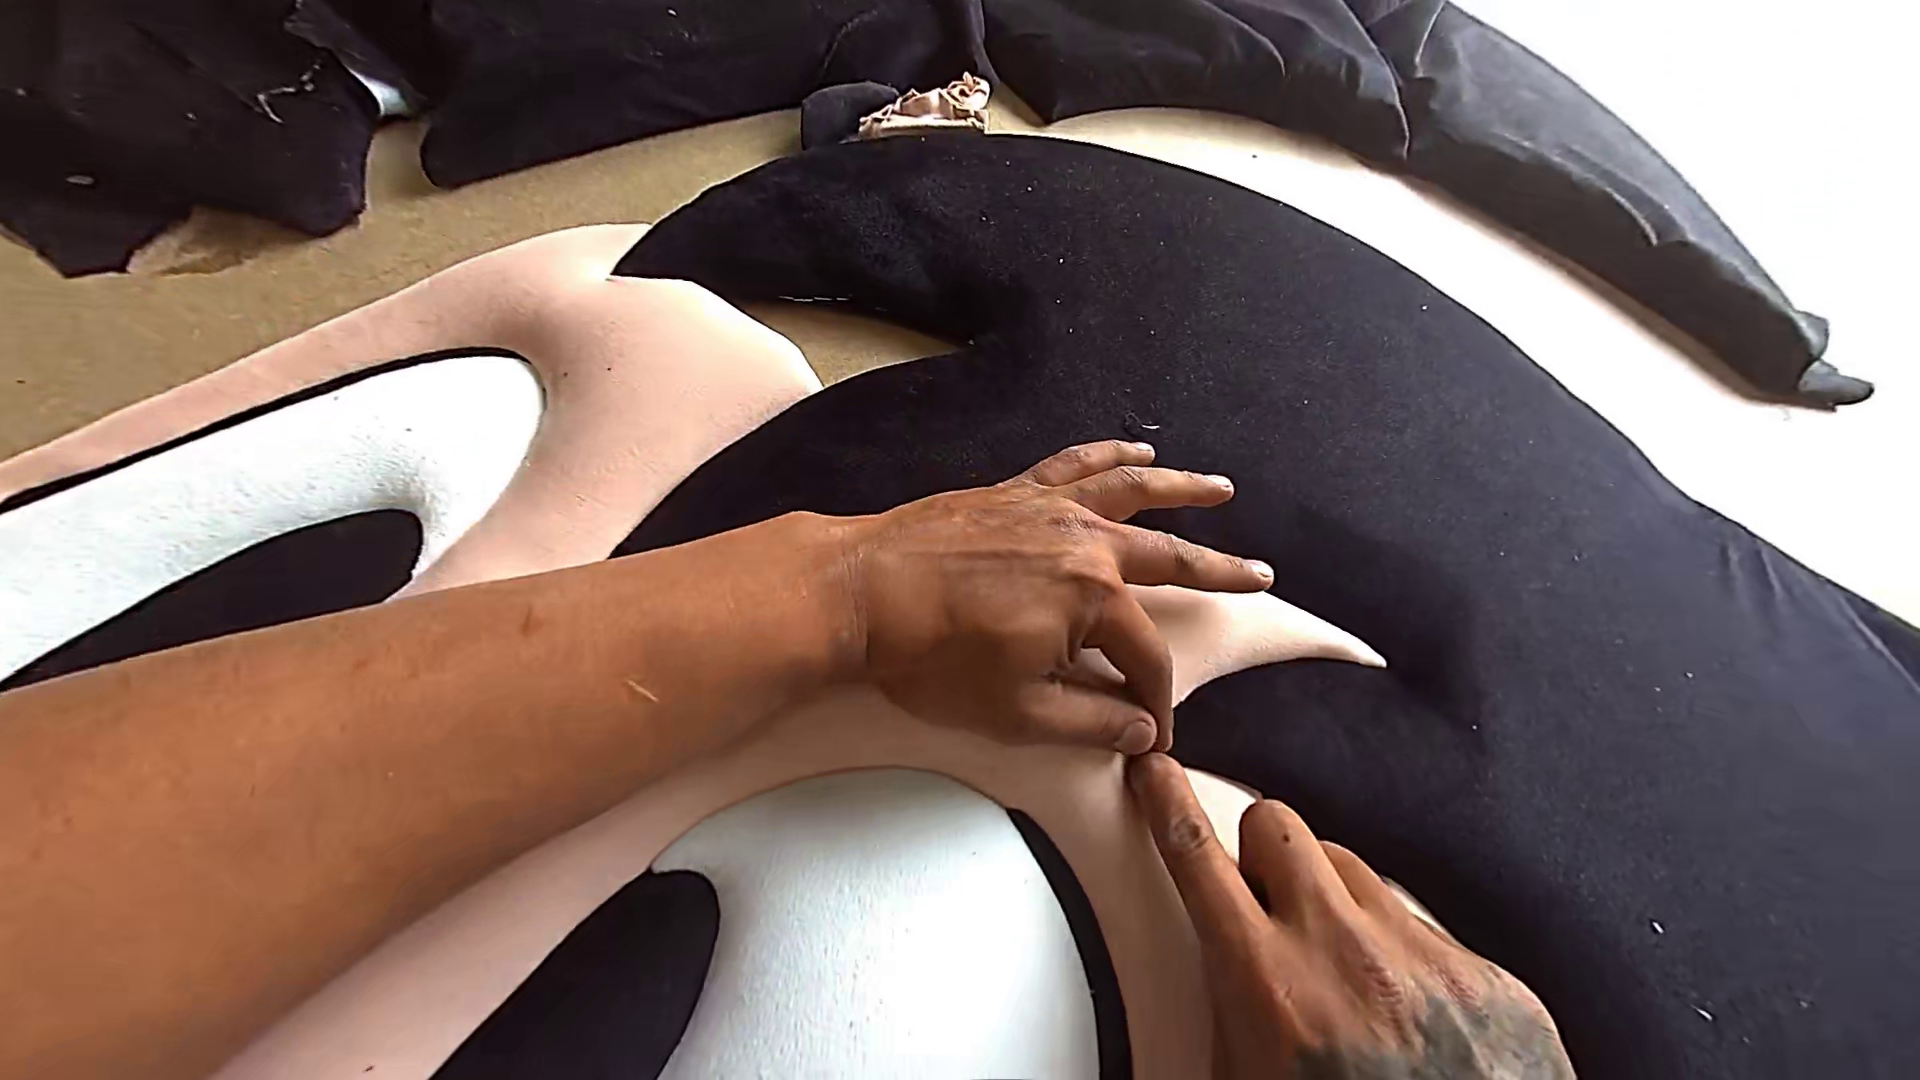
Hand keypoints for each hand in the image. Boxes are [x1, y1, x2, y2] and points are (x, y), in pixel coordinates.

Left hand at [843, 441, 1272, 752]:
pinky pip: (1074, 464)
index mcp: (1092, 598)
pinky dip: (1108, 454)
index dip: (1156, 698)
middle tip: (1260, 574)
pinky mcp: (1014, 491)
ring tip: (1219, 489)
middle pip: (1168, 559)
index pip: (1147, 656)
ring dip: (1181, 491)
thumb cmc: (932, 657)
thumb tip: (1142, 730)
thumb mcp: (1016, 711)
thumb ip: (1088, 722)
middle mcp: (1085, 543)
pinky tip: (1134, 449)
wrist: (861, 592)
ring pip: (1132, 492)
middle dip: (1218, 573)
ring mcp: (1049, 509)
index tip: (1154, 727)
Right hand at [1128, 754, 1575, 1078]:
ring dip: (1329, 897)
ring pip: (1346, 862)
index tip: (1153, 770)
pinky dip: (1399, 950)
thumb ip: (1213, 1004)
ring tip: (1343, 965)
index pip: (1195, 852)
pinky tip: (1411, 1014)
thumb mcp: (1242, 1078)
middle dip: (1259, 849)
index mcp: (1269, 988)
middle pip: (1274, 823)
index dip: (1165, 798)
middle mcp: (1344, 957)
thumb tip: (1183, 959)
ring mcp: (1425, 962)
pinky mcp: (1495, 983)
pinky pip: (1417, 921)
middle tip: (1266, 900)